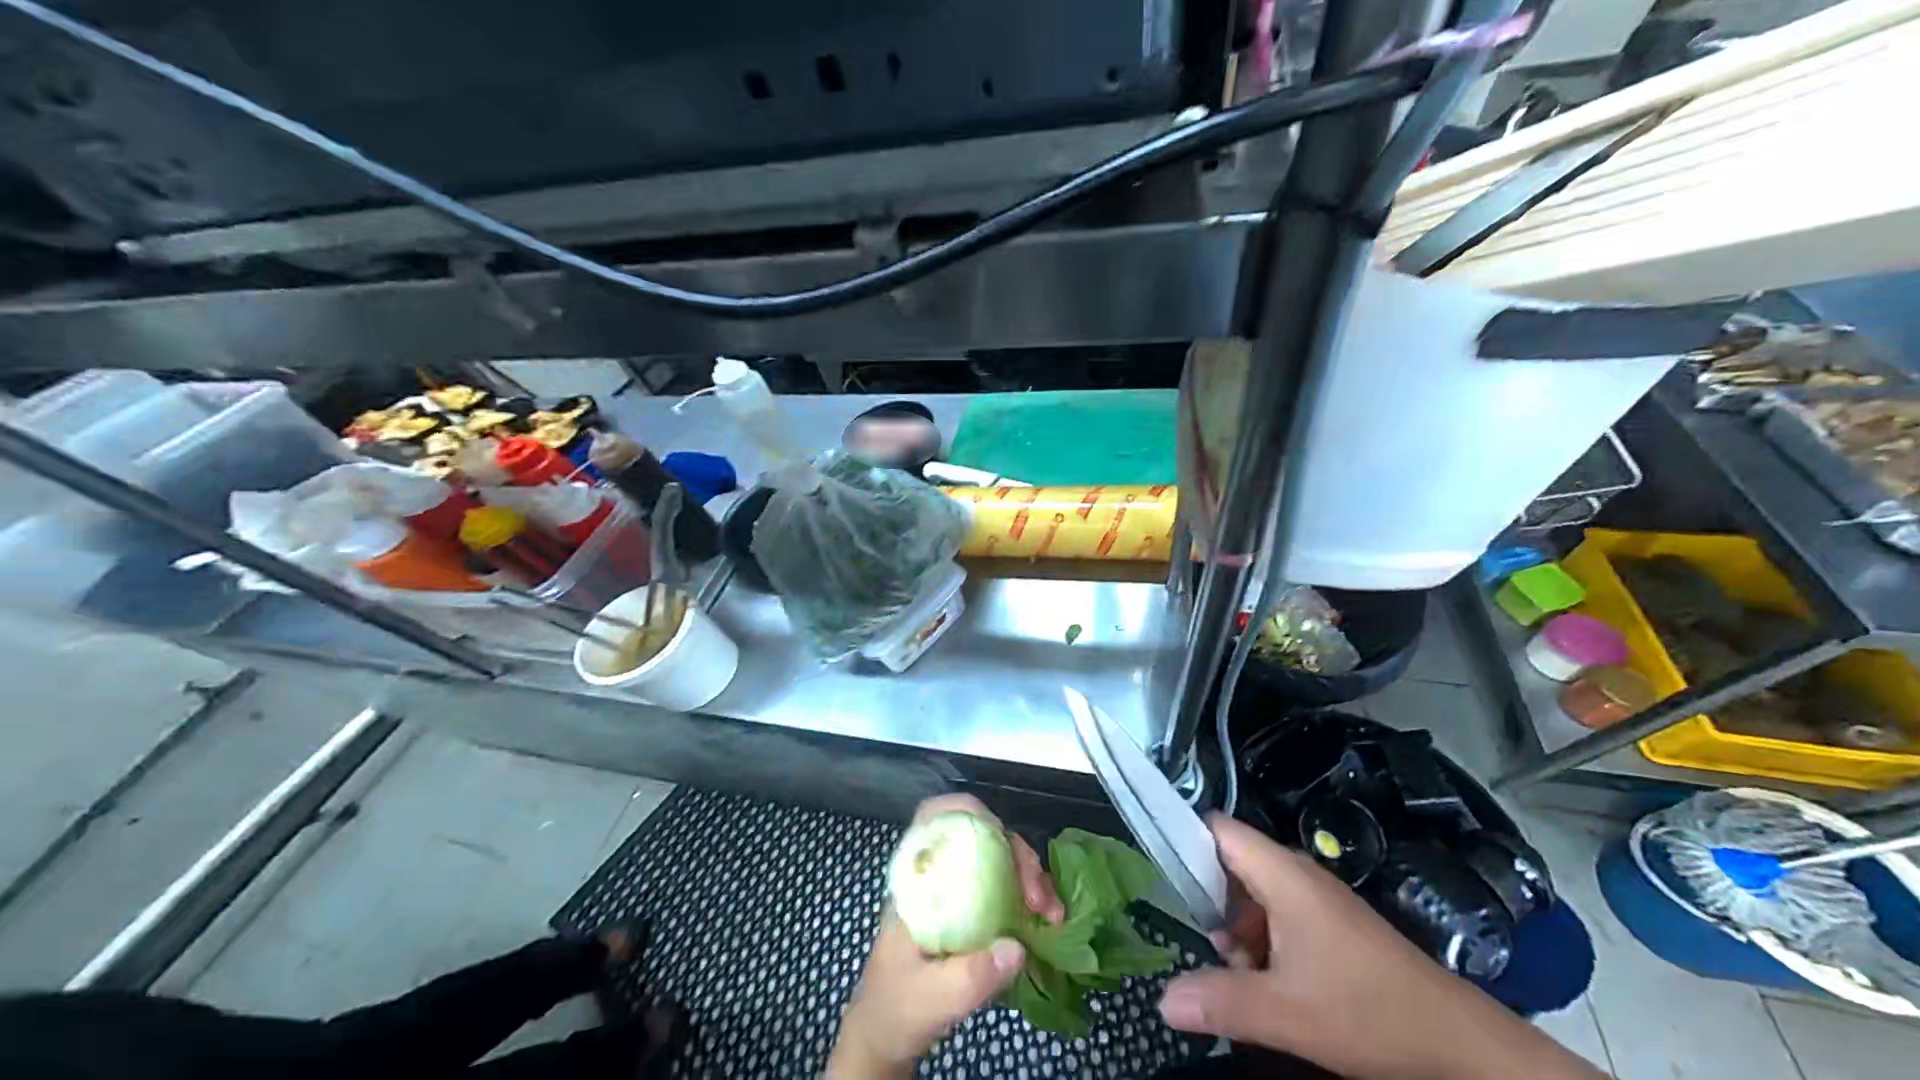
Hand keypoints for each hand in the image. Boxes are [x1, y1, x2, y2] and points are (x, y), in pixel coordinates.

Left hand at [825, 795, 1062, 1079]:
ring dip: (1031, 878)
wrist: (888, 1037)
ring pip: (1000, 860)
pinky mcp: (974, 913)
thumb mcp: (929, 998)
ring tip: (1051, 914)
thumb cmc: (896, 1008)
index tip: (1001, 838)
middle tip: (1039, 900)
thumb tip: (1017, 948)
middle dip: (1017, 856)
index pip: (936, 818)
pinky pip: (1007, 889)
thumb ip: (968, 978)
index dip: (969, 812)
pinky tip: (1045, 922)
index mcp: (916, 880)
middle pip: (982, 837)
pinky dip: (1030, 898)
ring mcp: (958, 892)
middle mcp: (939, 875)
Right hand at [1157, 815, 1605, 1079]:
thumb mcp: (1286, 1013)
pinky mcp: (1331, 927)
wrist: (1461, 1048)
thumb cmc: (1370, 1013)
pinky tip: (1268, 986)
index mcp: (1283, 874)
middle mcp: (1297, 876)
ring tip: (1236, 974)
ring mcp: (1317, 901)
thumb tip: (1161, 999)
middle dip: (1209, 901)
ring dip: (1236, 930)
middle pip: (1231, 863)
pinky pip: (1278, 917)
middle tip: (1203, 944)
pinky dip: (1262, 944)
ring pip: (1253, 895)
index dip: (1183, 839)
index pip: (1218, 829)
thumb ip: (1219, 1000)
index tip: (1157, 872)